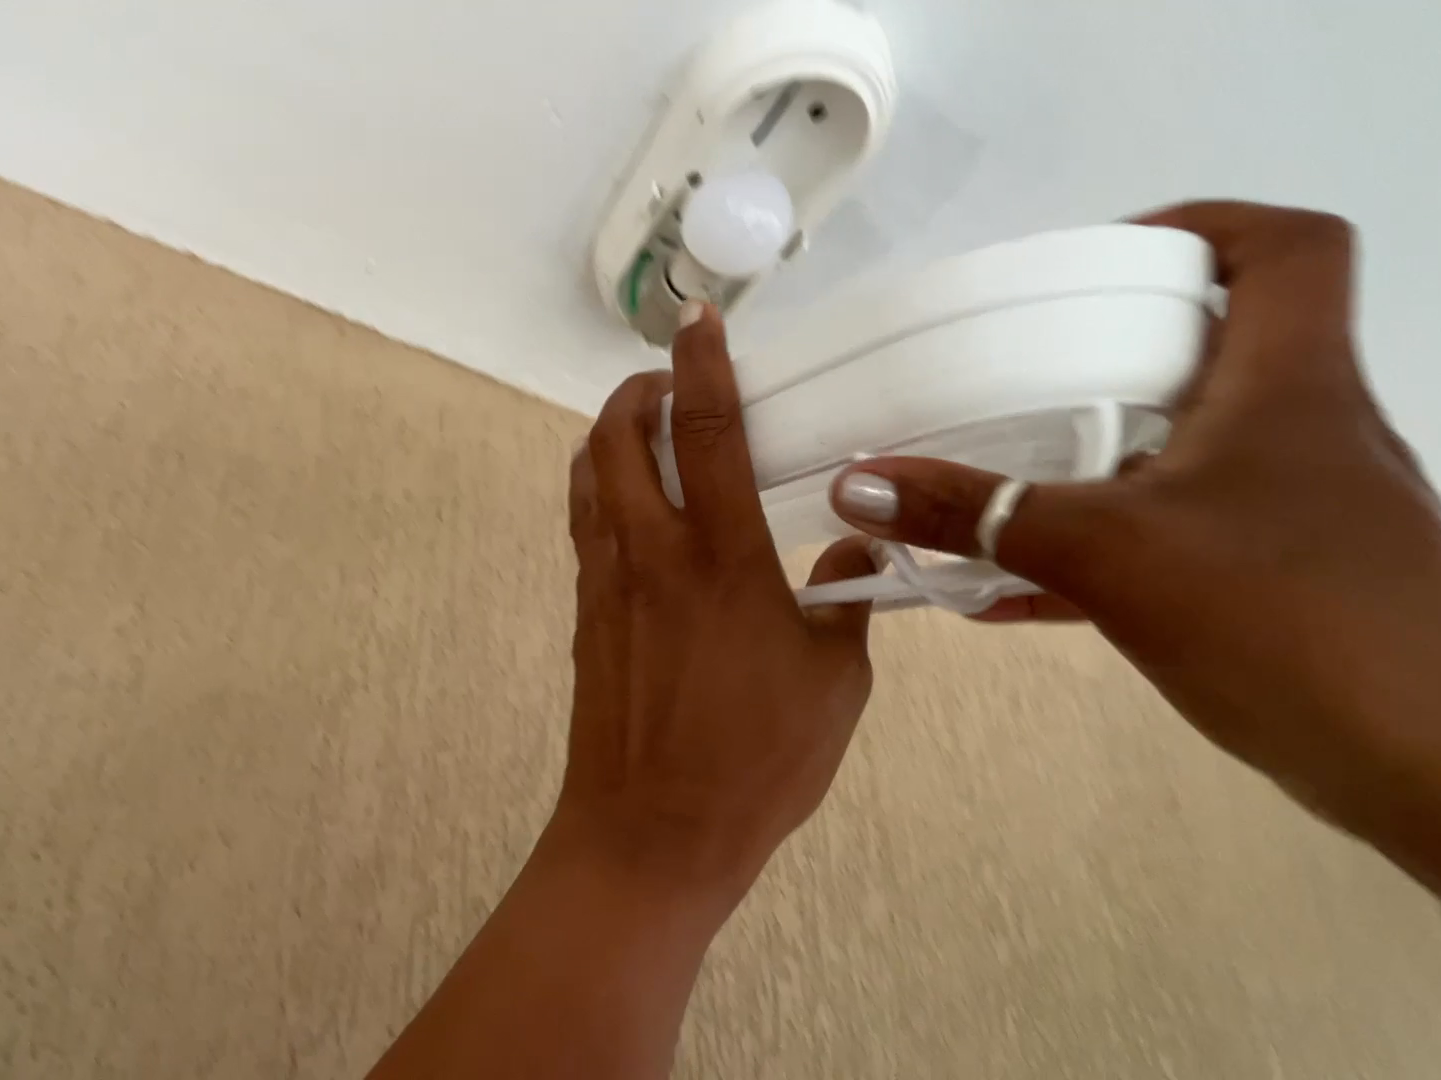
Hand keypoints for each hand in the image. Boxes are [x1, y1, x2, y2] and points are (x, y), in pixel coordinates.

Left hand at [555, 303, 876, 904]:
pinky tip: (638, 510)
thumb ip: (844, 600)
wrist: (651, 831)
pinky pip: (585, 527)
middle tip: (671, 387)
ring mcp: (605, 583)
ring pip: (587, 477)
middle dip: (636, 392)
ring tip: (649, 435)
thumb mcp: (835, 683)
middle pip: (615, 437)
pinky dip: (602, 491)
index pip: (704, 432)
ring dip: (610, 438)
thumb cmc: (755, 762)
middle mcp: (649, 554)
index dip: (701, 365)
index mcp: (720, 561)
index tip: (697, 321)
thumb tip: (855, 545)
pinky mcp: (584, 613)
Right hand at [827, 201, 1440, 903]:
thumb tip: (859, 482)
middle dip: (1107, 350)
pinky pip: (1165, 535)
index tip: (1094, 264)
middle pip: (1213, 349)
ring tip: (996, 471)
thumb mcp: (1104, 553)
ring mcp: (1287, 510)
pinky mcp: (1269, 578)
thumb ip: (975, 514)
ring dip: (1091, 453)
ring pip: (1181, 448)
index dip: (1197, 228)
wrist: (1428, 770)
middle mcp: (1299, 432)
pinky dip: (1090, 545)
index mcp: (1287, 388)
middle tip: (1011, 372)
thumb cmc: (1283, 620)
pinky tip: (1008, 589)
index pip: (1284, 251)